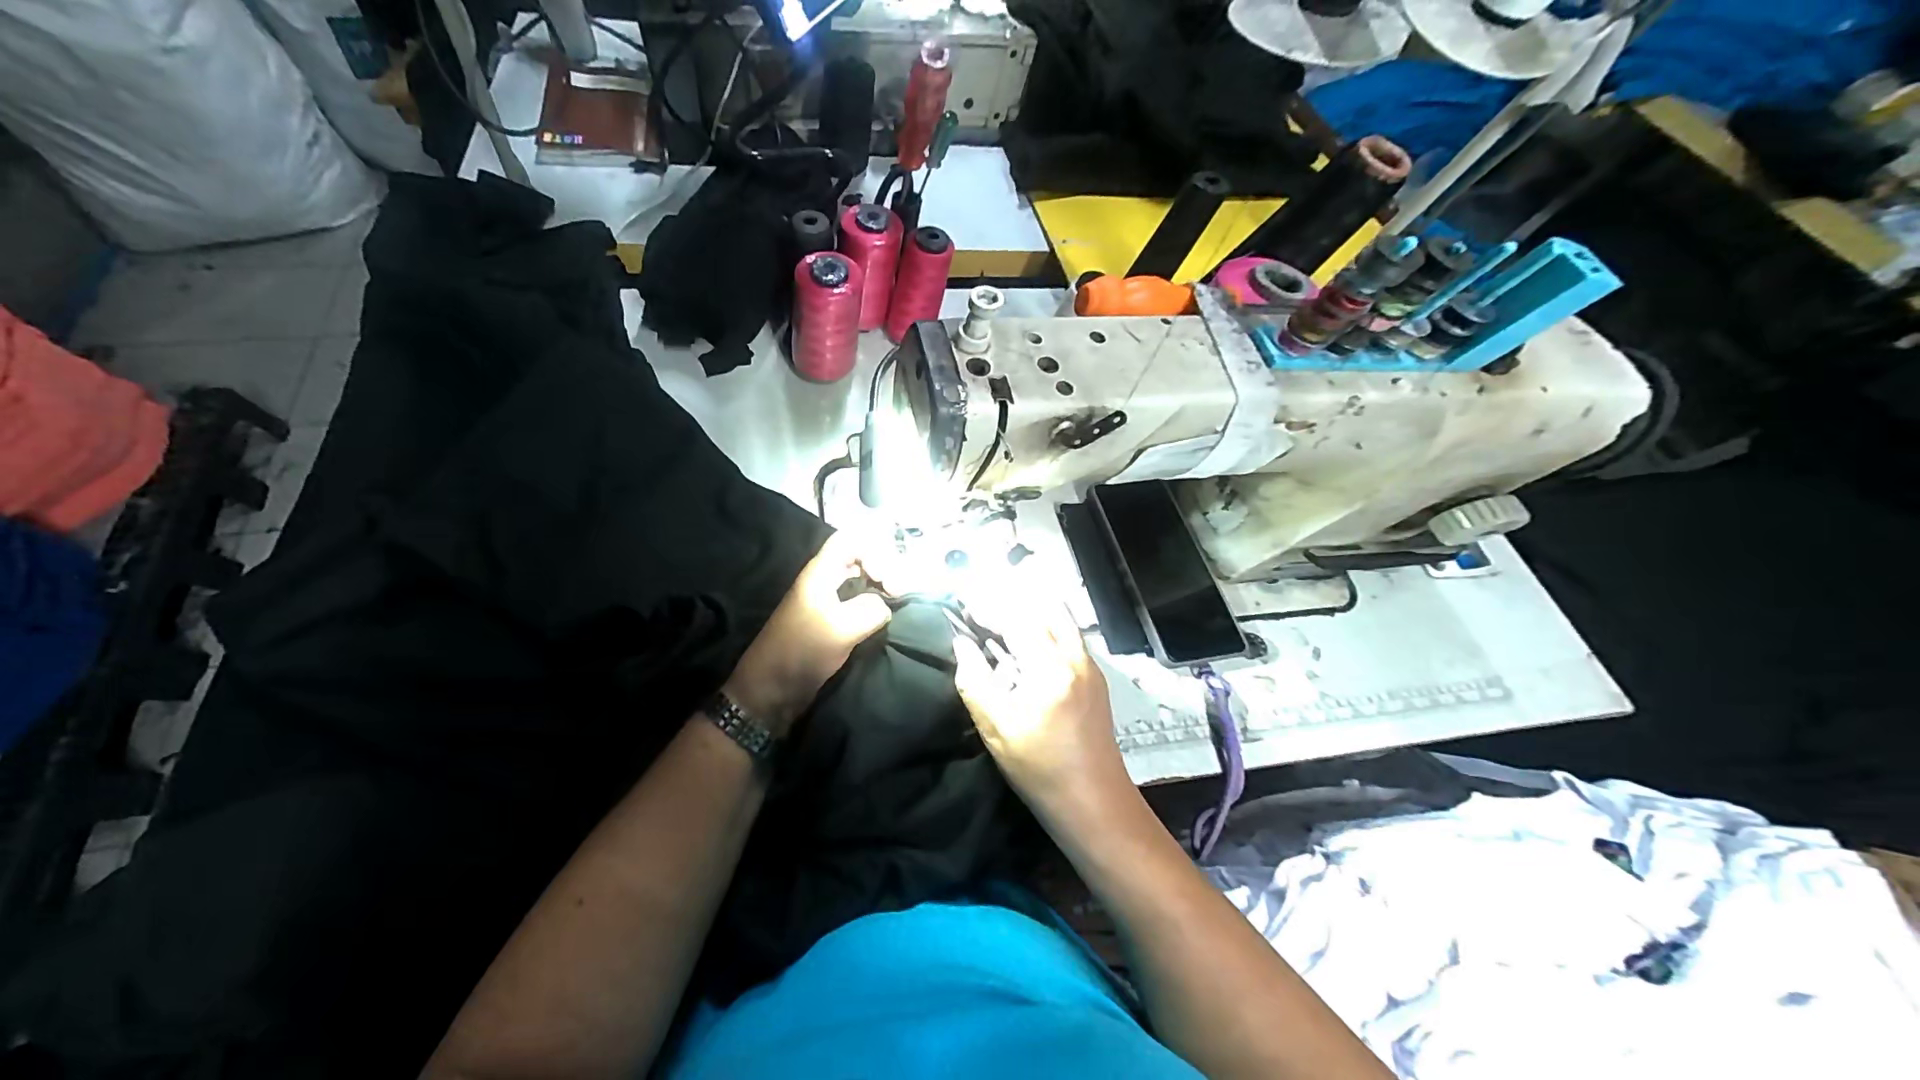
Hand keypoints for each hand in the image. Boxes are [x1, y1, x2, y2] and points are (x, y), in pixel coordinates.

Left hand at [725, 532, 893, 731]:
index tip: (887, 580)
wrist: (770, 691)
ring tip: (897, 604)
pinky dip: (875, 604)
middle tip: (898, 593)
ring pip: (861, 579)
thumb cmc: (801, 652)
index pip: (852, 539)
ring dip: (882, 586)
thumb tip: (885, 606)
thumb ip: (871, 609)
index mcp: (820, 572)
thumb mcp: (841, 628)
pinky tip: (886, 618)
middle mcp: (824, 581)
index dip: (875, 550)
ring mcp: (827, 602)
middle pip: (860, 556)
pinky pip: (858, 601)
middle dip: (885, 567)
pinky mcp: (830, 622)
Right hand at [950, 582, 1129, 815]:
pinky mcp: (1095, 677)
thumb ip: (975, 680)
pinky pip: (1068, 635)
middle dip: (1008, 601)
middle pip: (1041, 608)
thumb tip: (962, 643)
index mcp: (1049, 667)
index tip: (963, 603)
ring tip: (1001, 621)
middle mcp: (1075, 656)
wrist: (1094, 801)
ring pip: (1059, 618)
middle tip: (980, 609)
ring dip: (1029, 610)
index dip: (987, 606)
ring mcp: (1090, 665)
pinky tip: (1026, 644)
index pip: (1015, 617)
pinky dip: (1045, 626)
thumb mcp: (996, 728)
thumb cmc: (1040, 769)